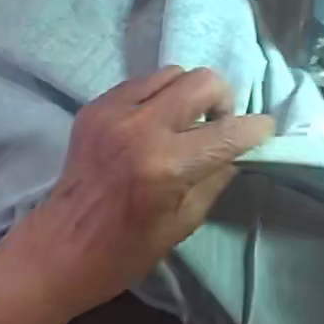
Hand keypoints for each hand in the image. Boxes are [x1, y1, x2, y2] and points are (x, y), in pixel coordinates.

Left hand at [0, 67, 274, 317]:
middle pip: (202, 81)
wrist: (59, 247)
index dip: (255, 129)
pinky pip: (141, 83)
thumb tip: (237, 150)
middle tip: (217, 124)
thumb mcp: (183, 223)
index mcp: (165, 166)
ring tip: (183, 122)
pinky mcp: (95, 106)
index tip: (264, 130)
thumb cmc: (124, 251)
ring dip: (188, 94)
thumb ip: (215, 178)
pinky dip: (157, 97)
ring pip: (171, 73)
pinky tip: (152, 124)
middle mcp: (140, 127)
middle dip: (222, 100)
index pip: (227, 132)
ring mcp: (113, 111)